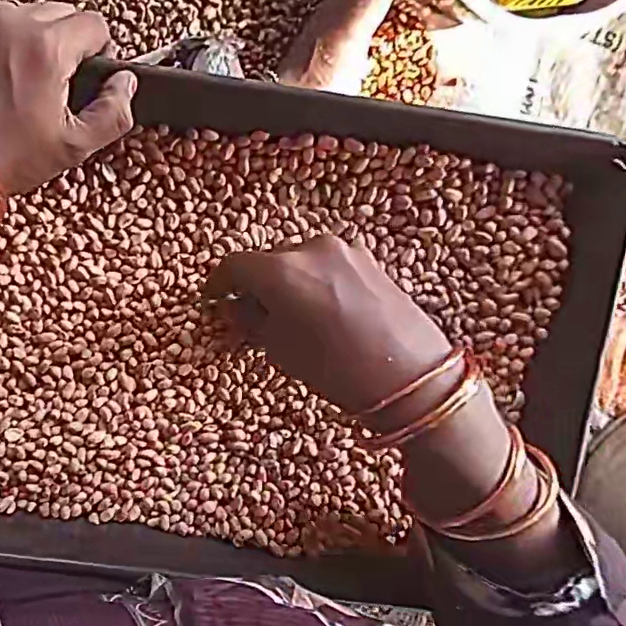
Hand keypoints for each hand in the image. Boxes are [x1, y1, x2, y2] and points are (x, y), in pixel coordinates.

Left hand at [0, 0, 138, 193]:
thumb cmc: (8, 157)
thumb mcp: (75, 146)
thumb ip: (114, 111)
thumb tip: (125, 82)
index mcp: (47, 47)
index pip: (93, 24)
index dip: (97, 51)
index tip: (83, 72)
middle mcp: (10, 22)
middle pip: (57, 13)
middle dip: (60, 44)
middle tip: (46, 82)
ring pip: (19, 12)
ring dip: (24, 37)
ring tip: (13, 77)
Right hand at [202, 233, 451, 411]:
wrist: (411, 378)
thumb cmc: (337, 369)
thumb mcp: (280, 349)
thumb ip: (252, 320)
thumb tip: (237, 306)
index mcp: (281, 270)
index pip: (234, 266)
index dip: (218, 284)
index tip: (214, 299)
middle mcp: (311, 248)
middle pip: (267, 260)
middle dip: (255, 286)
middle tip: (252, 316)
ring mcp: (344, 250)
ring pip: (298, 261)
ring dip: (286, 283)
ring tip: (291, 318)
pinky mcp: (368, 259)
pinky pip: (325, 265)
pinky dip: (312, 282)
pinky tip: (320, 312)